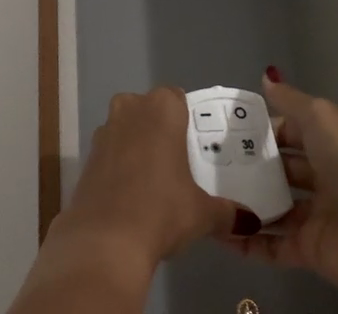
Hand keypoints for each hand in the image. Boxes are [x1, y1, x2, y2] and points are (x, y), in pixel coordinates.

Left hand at [58, 87, 263, 264]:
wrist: (105, 240)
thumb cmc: (161, 211)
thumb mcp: (202, 214)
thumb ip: (227, 212)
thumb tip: (250, 222)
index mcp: (162, 108)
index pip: (177, 98)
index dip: (187, 119)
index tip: (195, 145)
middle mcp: (129, 109)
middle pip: (149, 110)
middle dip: (161, 130)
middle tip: (178, 163)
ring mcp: (103, 130)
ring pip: (127, 129)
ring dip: (138, 146)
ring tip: (155, 181)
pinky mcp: (86, 156)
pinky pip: (110, 152)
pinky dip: (119, 166)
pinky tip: (131, 194)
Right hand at [222, 74, 337, 303]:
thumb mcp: (322, 119)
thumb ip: (291, 101)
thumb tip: (266, 77)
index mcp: (331, 144)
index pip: (291, 133)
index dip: (262, 131)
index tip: (225, 131)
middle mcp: (324, 178)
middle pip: (280, 170)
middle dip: (248, 167)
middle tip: (206, 164)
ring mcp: (316, 216)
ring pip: (273, 208)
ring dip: (244, 203)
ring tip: (205, 195)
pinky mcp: (309, 251)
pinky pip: (271, 245)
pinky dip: (246, 242)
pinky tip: (217, 232)